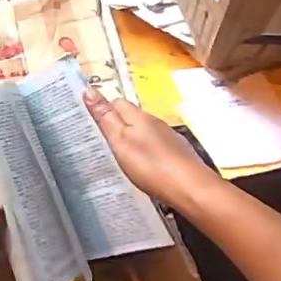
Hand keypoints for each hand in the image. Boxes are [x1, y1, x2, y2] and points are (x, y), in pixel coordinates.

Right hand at [84, 89, 217, 209]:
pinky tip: (142, 165)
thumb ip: (105, 117)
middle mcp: (154, 121)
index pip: (115, 102)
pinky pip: (154, 144)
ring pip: (143, 130)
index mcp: (138, 116)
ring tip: (119, 155)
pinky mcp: (177, 152)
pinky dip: (145, 150)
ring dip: (131, 137)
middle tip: (101, 143)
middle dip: (115, 124)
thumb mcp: (120, 141)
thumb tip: (88, 90)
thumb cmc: (150, 165)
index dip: (102, 110)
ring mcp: (168, 137)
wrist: (192, 190)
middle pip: (130, 116)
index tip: (90, 124)